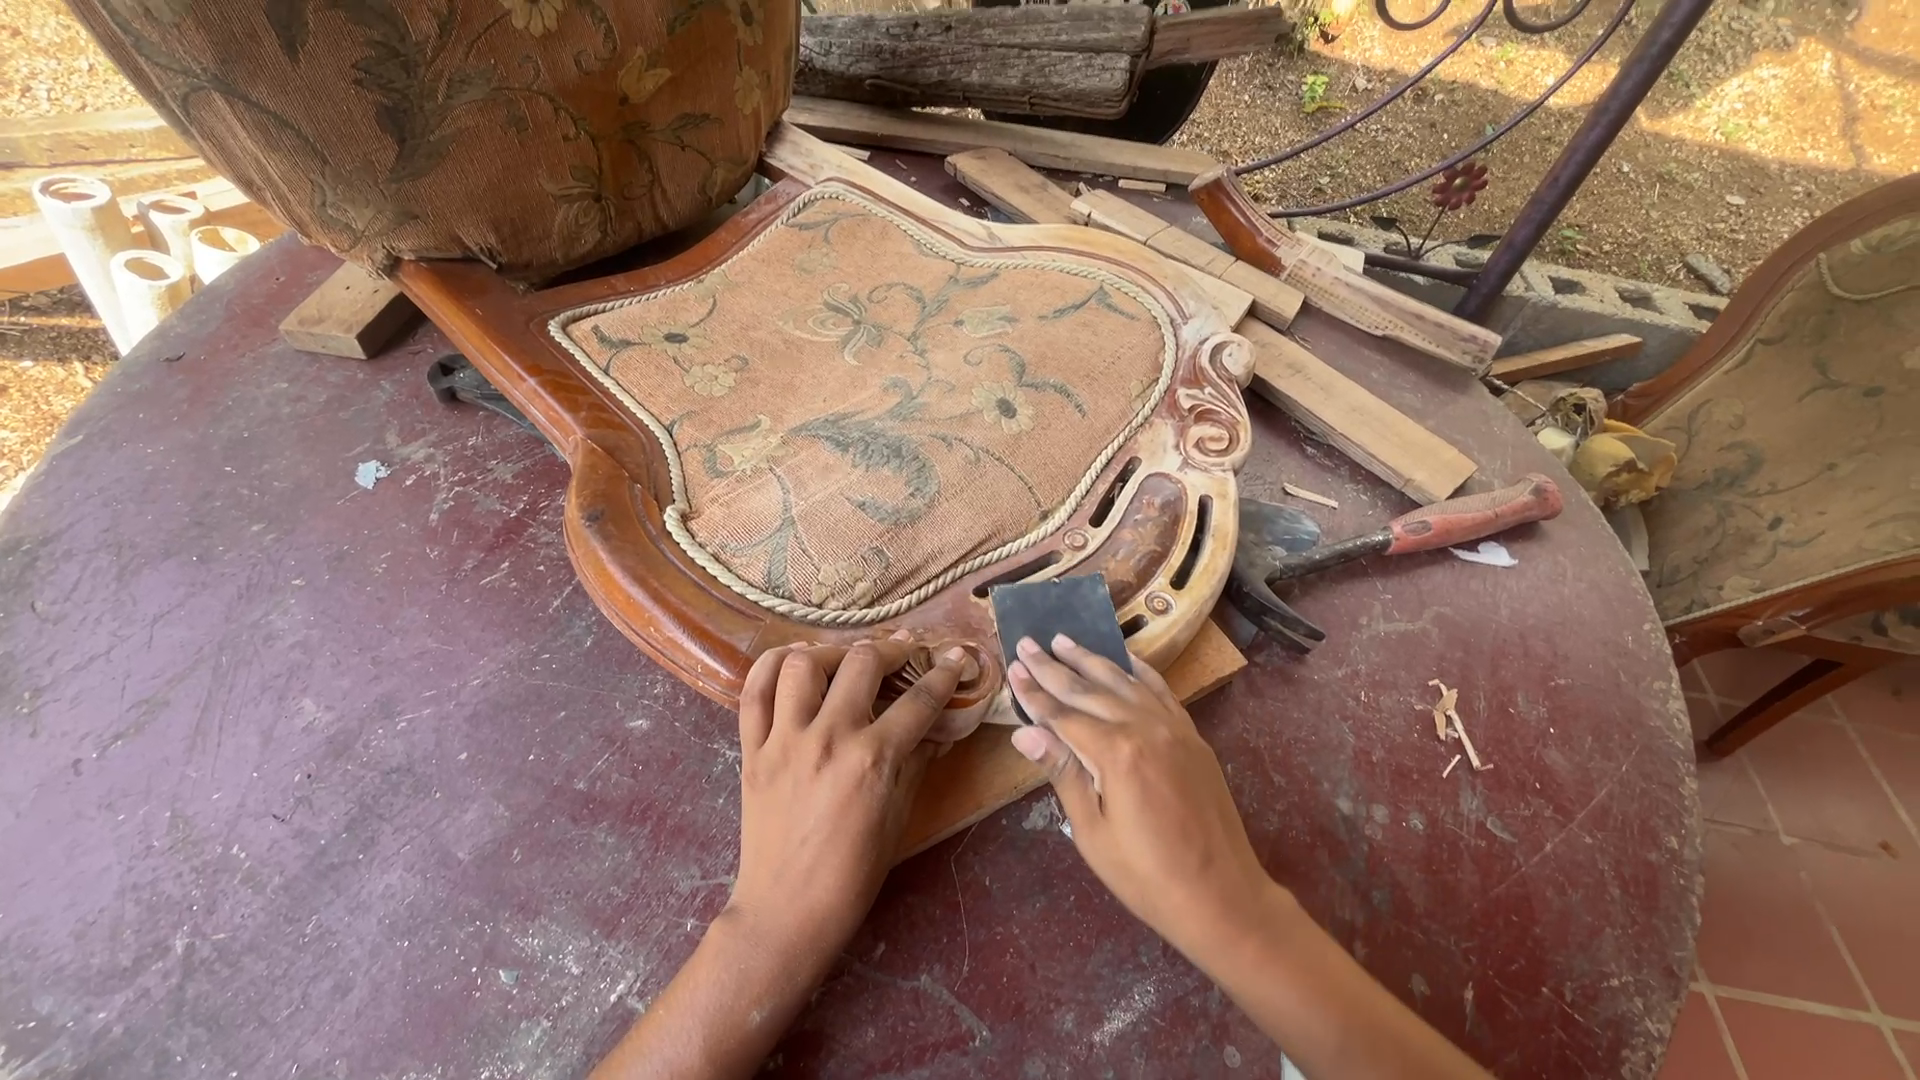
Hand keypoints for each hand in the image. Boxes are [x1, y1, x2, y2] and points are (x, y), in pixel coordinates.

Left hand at [727, 638, 969, 962]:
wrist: (788, 910)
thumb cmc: (853, 873)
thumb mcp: (899, 817)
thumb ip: (915, 763)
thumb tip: (935, 729)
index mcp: (873, 759)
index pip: (918, 701)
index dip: (943, 674)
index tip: (955, 657)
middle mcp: (829, 737)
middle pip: (862, 663)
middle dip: (892, 648)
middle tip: (903, 651)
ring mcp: (784, 739)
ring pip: (803, 663)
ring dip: (830, 650)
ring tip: (845, 658)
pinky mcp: (752, 749)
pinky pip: (754, 690)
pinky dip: (773, 665)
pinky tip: (794, 660)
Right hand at [1007, 635, 1275, 957]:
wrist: (1221, 895)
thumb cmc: (1146, 875)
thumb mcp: (1092, 832)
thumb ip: (1062, 773)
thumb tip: (1025, 732)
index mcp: (1115, 753)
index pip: (1063, 714)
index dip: (1034, 692)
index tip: (1012, 667)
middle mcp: (1144, 728)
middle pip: (1089, 690)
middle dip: (1054, 667)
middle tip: (1028, 642)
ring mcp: (1173, 728)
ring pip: (1124, 682)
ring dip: (1092, 660)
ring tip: (1065, 640)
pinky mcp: (1192, 736)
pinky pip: (1161, 692)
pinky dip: (1139, 672)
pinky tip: (1124, 660)